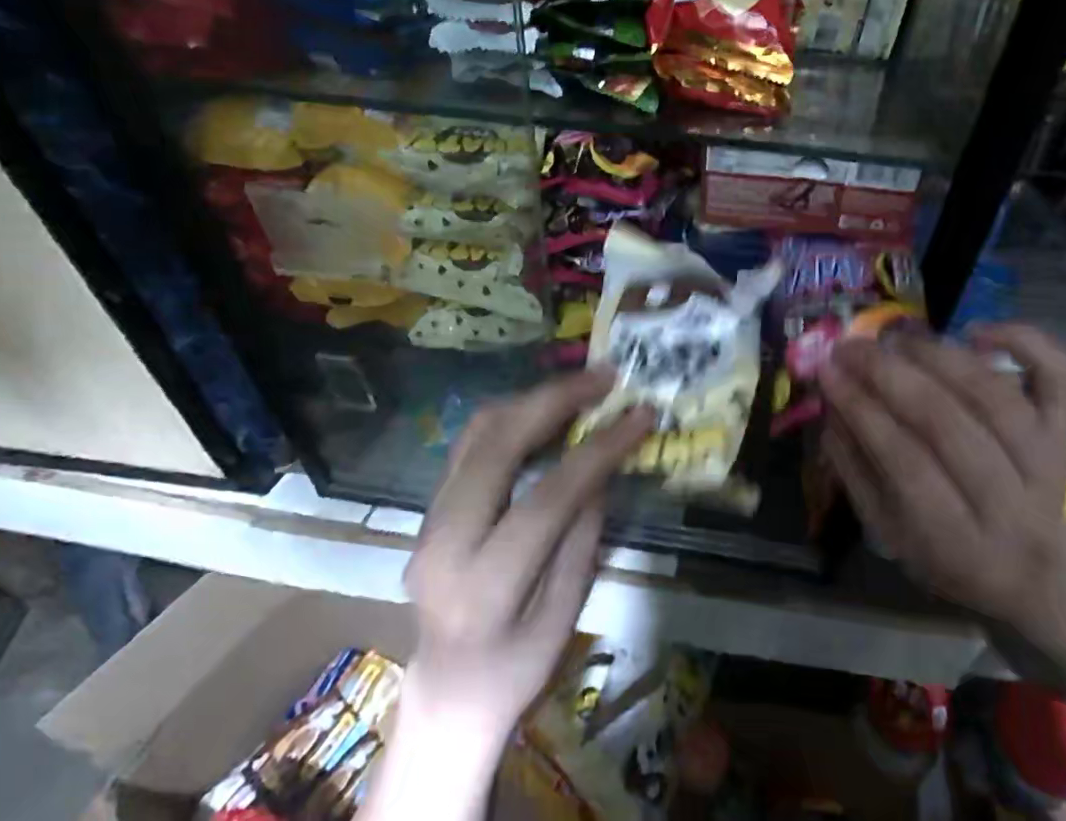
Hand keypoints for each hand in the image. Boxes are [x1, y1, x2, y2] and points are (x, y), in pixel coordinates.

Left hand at [400, 371, 654, 739]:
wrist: (447, 689)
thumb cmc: (518, 667)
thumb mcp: (566, 612)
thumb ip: (582, 535)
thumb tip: (603, 465)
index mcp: (485, 587)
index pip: (548, 498)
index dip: (599, 450)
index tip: (640, 415)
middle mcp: (443, 544)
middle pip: (498, 446)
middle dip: (555, 400)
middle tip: (604, 376)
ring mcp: (426, 522)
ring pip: (476, 434)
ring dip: (531, 400)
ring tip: (580, 385)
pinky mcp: (426, 509)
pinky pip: (468, 446)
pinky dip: (511, 418)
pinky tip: (546, 409)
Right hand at [816, 323, 1065, 623]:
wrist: (1039, 573)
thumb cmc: (951, 557)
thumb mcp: (891, 535)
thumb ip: (856, 474)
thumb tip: (831, 408)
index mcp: (956, 538)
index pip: (905, 461)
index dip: (862, 410)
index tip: (827, 373)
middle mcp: (1008, 499)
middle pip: (947, 423)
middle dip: (889, 375)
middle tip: (849, 347)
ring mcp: (1044, 458)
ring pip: (992, 395)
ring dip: (936, 357)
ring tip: (893, 338)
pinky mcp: (1063, 430)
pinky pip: (1055, 376)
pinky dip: (1023, 341)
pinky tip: (974, 330)